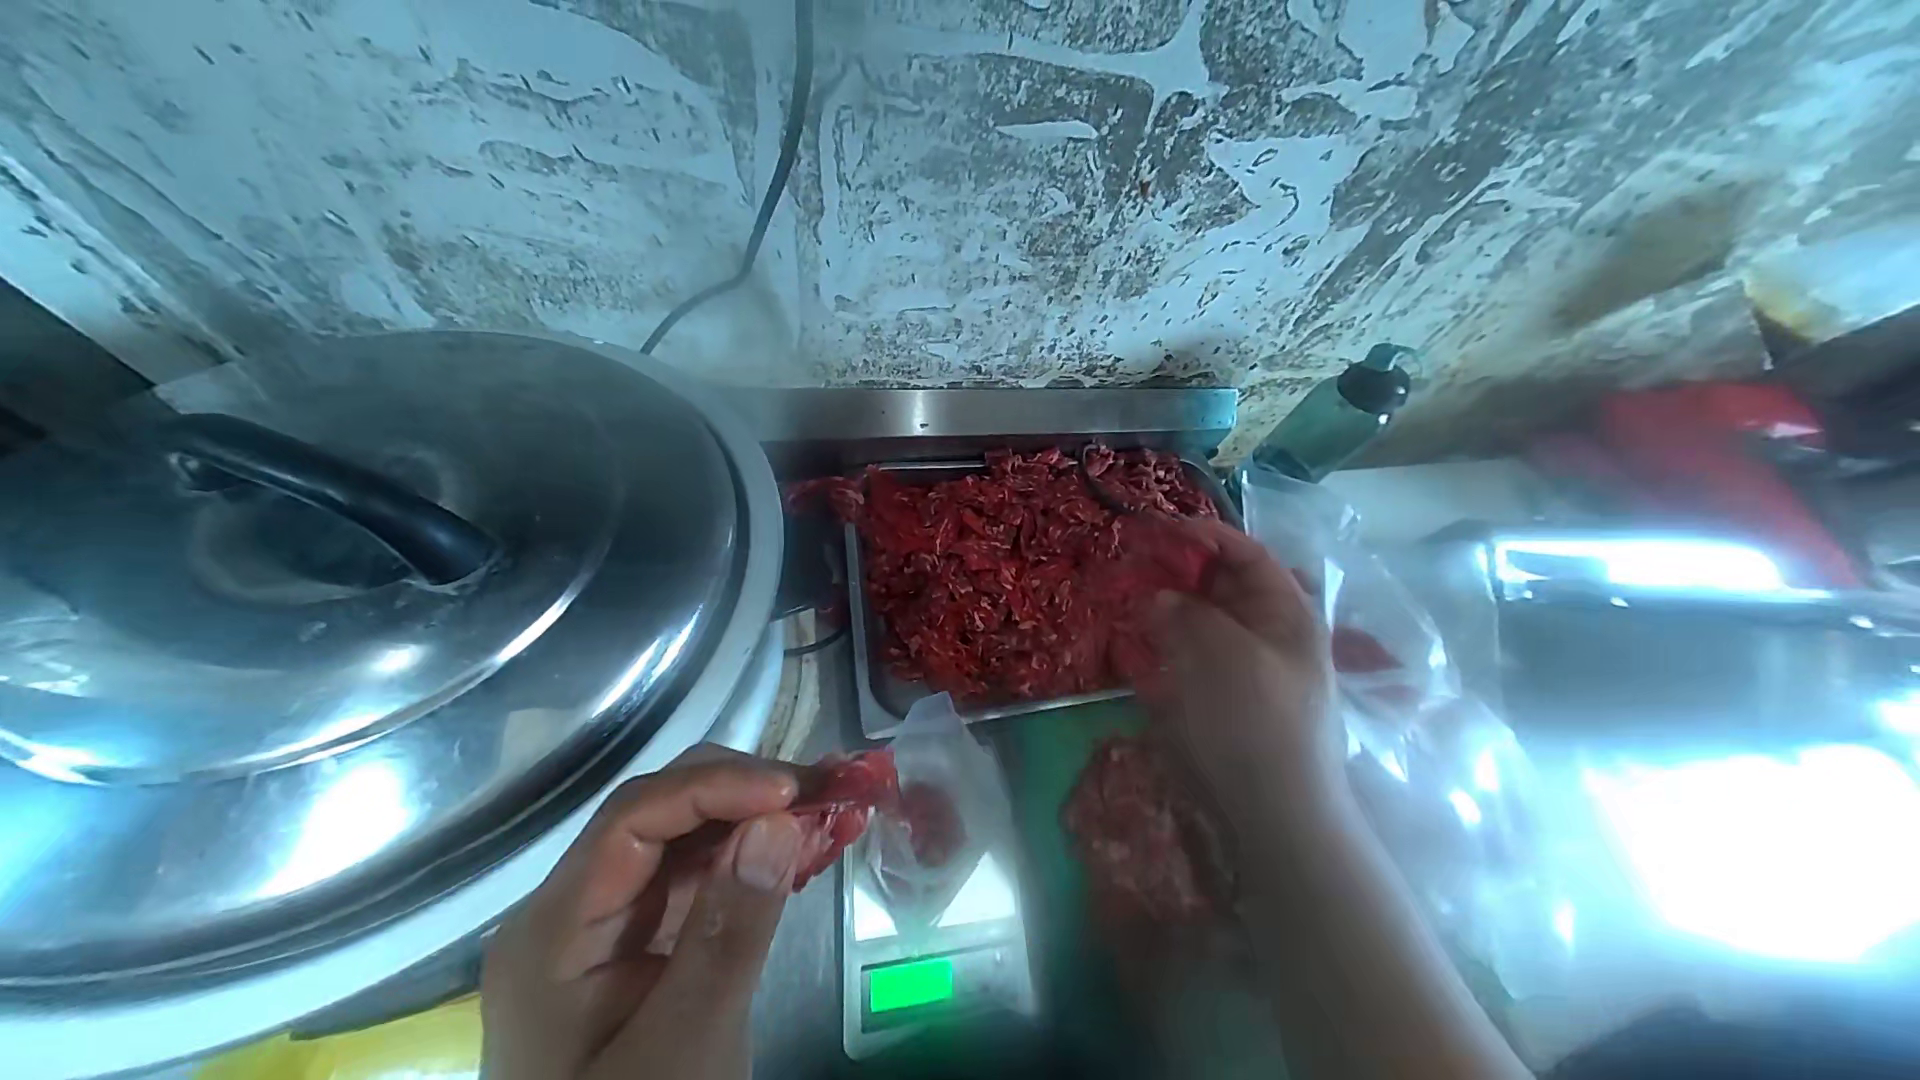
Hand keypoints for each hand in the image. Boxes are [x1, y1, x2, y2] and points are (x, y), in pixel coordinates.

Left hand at [481, 746, 804, 1079]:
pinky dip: (761, 849)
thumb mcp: (683, 1052)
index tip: (793, 792)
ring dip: (763, 813)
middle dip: (747, 790)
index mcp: (555, 930)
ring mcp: (617, 916)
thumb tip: (779, 821)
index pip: (633, 817)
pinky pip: (709, 866)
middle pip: (661, 810)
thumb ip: (727, 936)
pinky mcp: (655, 931)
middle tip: (826, 792)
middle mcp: (578, 905)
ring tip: (833, 806)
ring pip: (692, 830)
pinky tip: (808, 846)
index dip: (716, 787)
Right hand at [1141, 520, 1340, 823]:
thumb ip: (1189, 617)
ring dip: (1163, 603)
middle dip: (1176, 569)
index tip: (1157, 528)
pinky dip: (1159, 639)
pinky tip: (1133, 638)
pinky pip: (1183, 651)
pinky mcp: (1212, 690)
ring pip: (1196, 617)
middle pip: (1218, 583)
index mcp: (1284, 613)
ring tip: (1124, 595)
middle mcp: (1262, 631)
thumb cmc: (1260, 724)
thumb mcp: (1228, 658)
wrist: (1273, 811)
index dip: (1205, 535)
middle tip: (1130, 562)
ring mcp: (1236, 662)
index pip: (1246, 555)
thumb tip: (1157, 597)